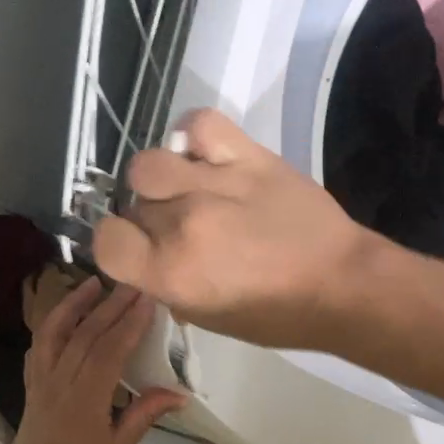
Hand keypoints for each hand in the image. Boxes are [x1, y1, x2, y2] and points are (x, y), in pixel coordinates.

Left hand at [5, 279, 186, 443]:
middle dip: (110, 306)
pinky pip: (37, 349)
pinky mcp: (30, 387)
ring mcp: (40, 383)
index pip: (108, 351)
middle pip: (85, 335)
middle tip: (132, 283)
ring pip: (54, 334)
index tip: (147, 299)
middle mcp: (59, 384)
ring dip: (73, 305)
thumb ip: (146, 414)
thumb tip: (181, 394)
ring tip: (93, 283)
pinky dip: (50, 327)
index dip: (129, 323)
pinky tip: (63, 316)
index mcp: (85, 400)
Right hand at [93, 109, 378, 349]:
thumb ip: (171, 289)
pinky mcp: (246, 155)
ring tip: (187, 193)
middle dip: (148, 223)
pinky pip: (197, 124)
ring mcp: (213, 183)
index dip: (116, 249)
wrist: (338, 285)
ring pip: (149, 165)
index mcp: (170, 273)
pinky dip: (191, 136)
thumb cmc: (274, 317)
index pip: (106, 242)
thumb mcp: (210, 319)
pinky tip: (202, 157)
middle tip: (180, 235)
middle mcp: (182, 223)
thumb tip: (156, 266)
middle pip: (133, 207)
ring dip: (160, 182)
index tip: (137, 255)